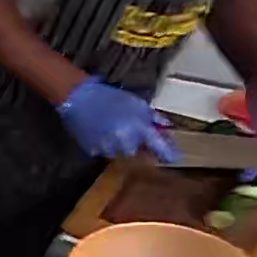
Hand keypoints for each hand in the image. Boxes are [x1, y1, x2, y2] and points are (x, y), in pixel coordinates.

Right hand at [56, 76, 181, 161]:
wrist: (81, 99)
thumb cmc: (111, 98)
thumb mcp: (137, 104)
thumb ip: (152, 119)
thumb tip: (166, 128)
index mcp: (139, 129)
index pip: (159, 147)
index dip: (168, 154)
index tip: (176, 158)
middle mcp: (126, 143)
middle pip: (138, 154)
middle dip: (138, 146)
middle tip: (135, 134)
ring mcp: (109, 150)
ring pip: (121, 154)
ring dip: (122, 146)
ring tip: (115, 130)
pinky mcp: (95, 153)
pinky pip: (106, 152)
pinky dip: (107, 145)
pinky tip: (103, 133)